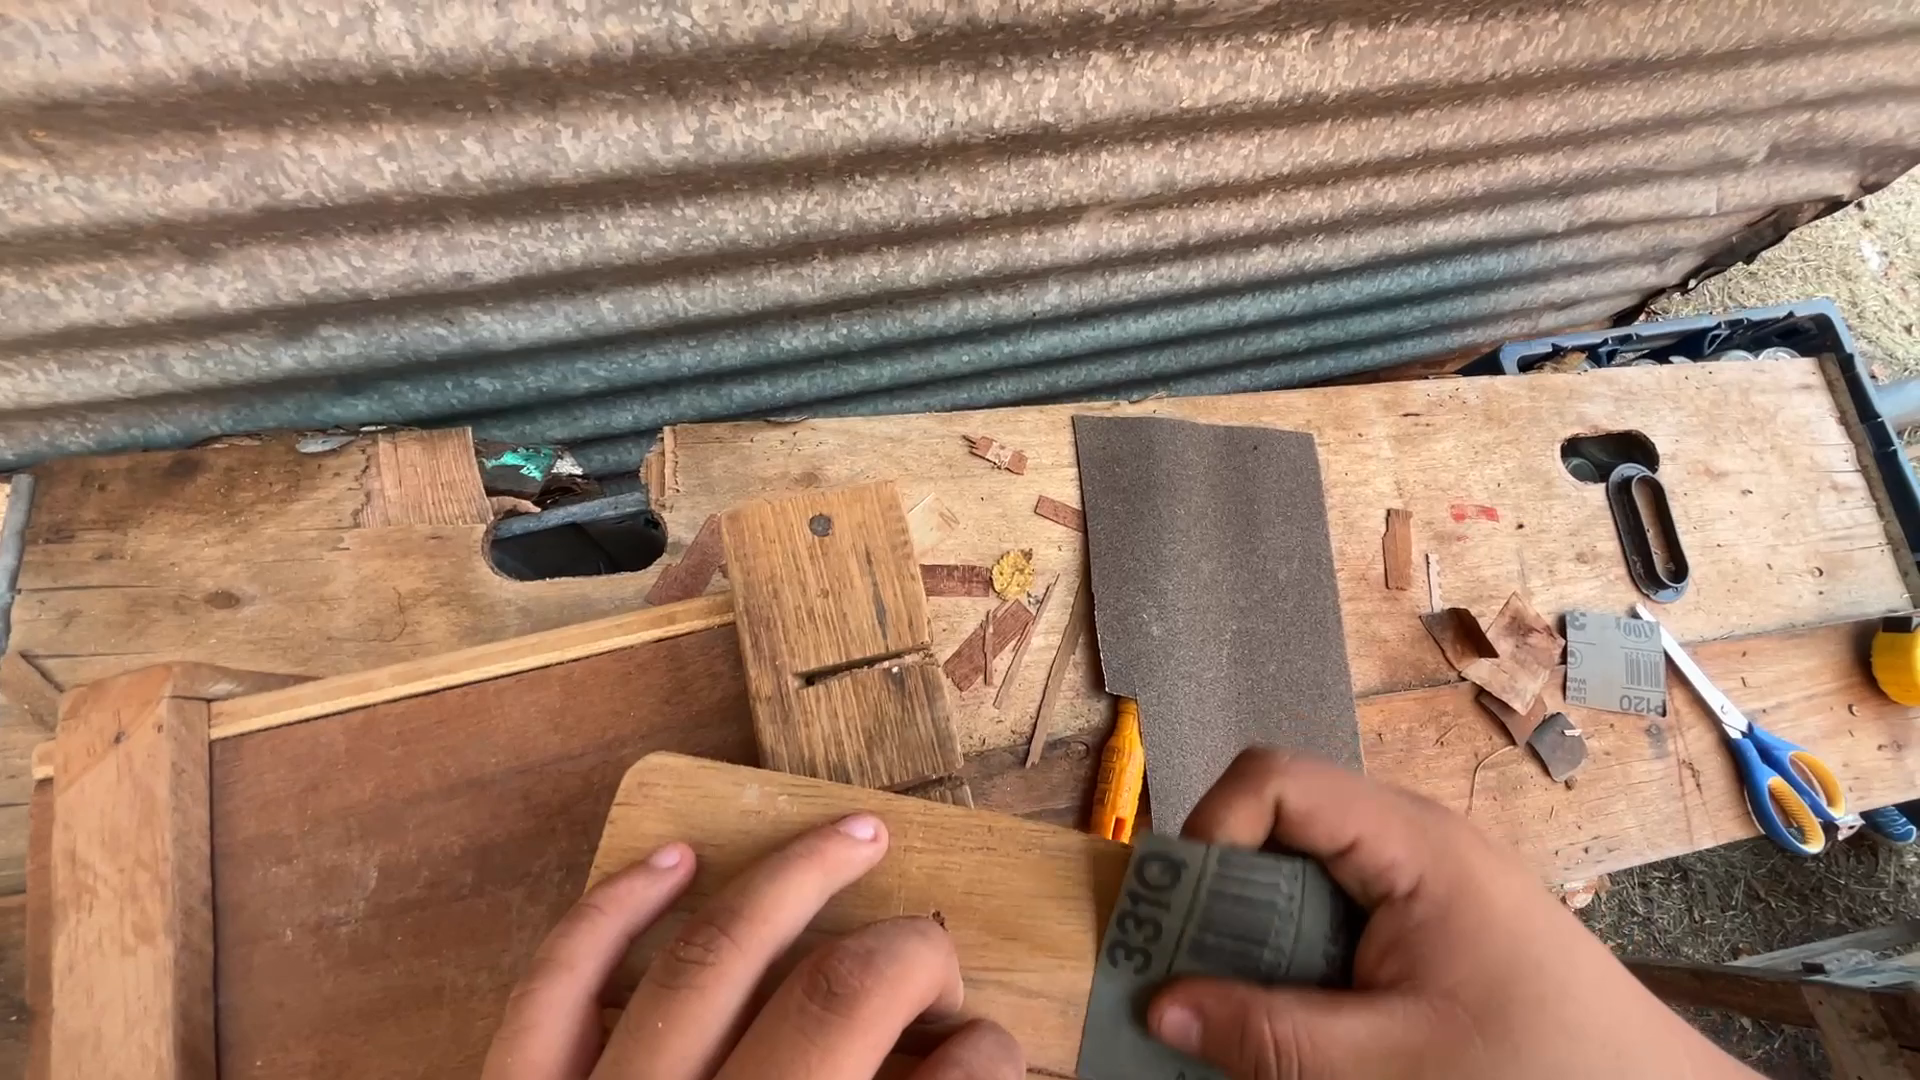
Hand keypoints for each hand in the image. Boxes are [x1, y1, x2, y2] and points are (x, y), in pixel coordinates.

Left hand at [483, 813, 1023, 1079]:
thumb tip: (978, 1071)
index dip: (986, 1058)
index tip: (993, 1051)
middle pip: (837, 999)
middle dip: (912, 956)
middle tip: (939, 960)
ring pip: (712, 956)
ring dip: (796, 877)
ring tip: (858, 834)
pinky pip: (554, 993)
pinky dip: (610, 914)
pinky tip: (675, 860)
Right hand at [1148, 749, 1759, 1079]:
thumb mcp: (1401, 1068)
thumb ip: (1274, 1037)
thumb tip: (1157, 1008)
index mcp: (1409, 841)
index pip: (1275, 778)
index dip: (1214, 824)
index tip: (1184, 907)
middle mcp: (1405, 834)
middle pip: (1276, 815)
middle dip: (1221, 882)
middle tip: (1192, 959)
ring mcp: (1415, 868)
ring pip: (1295, 861)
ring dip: (1252, 920)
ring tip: (1236, 990)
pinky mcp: (1421, 906)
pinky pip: (1327, 899)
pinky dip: (1290, 943)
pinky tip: (1293, 1002)